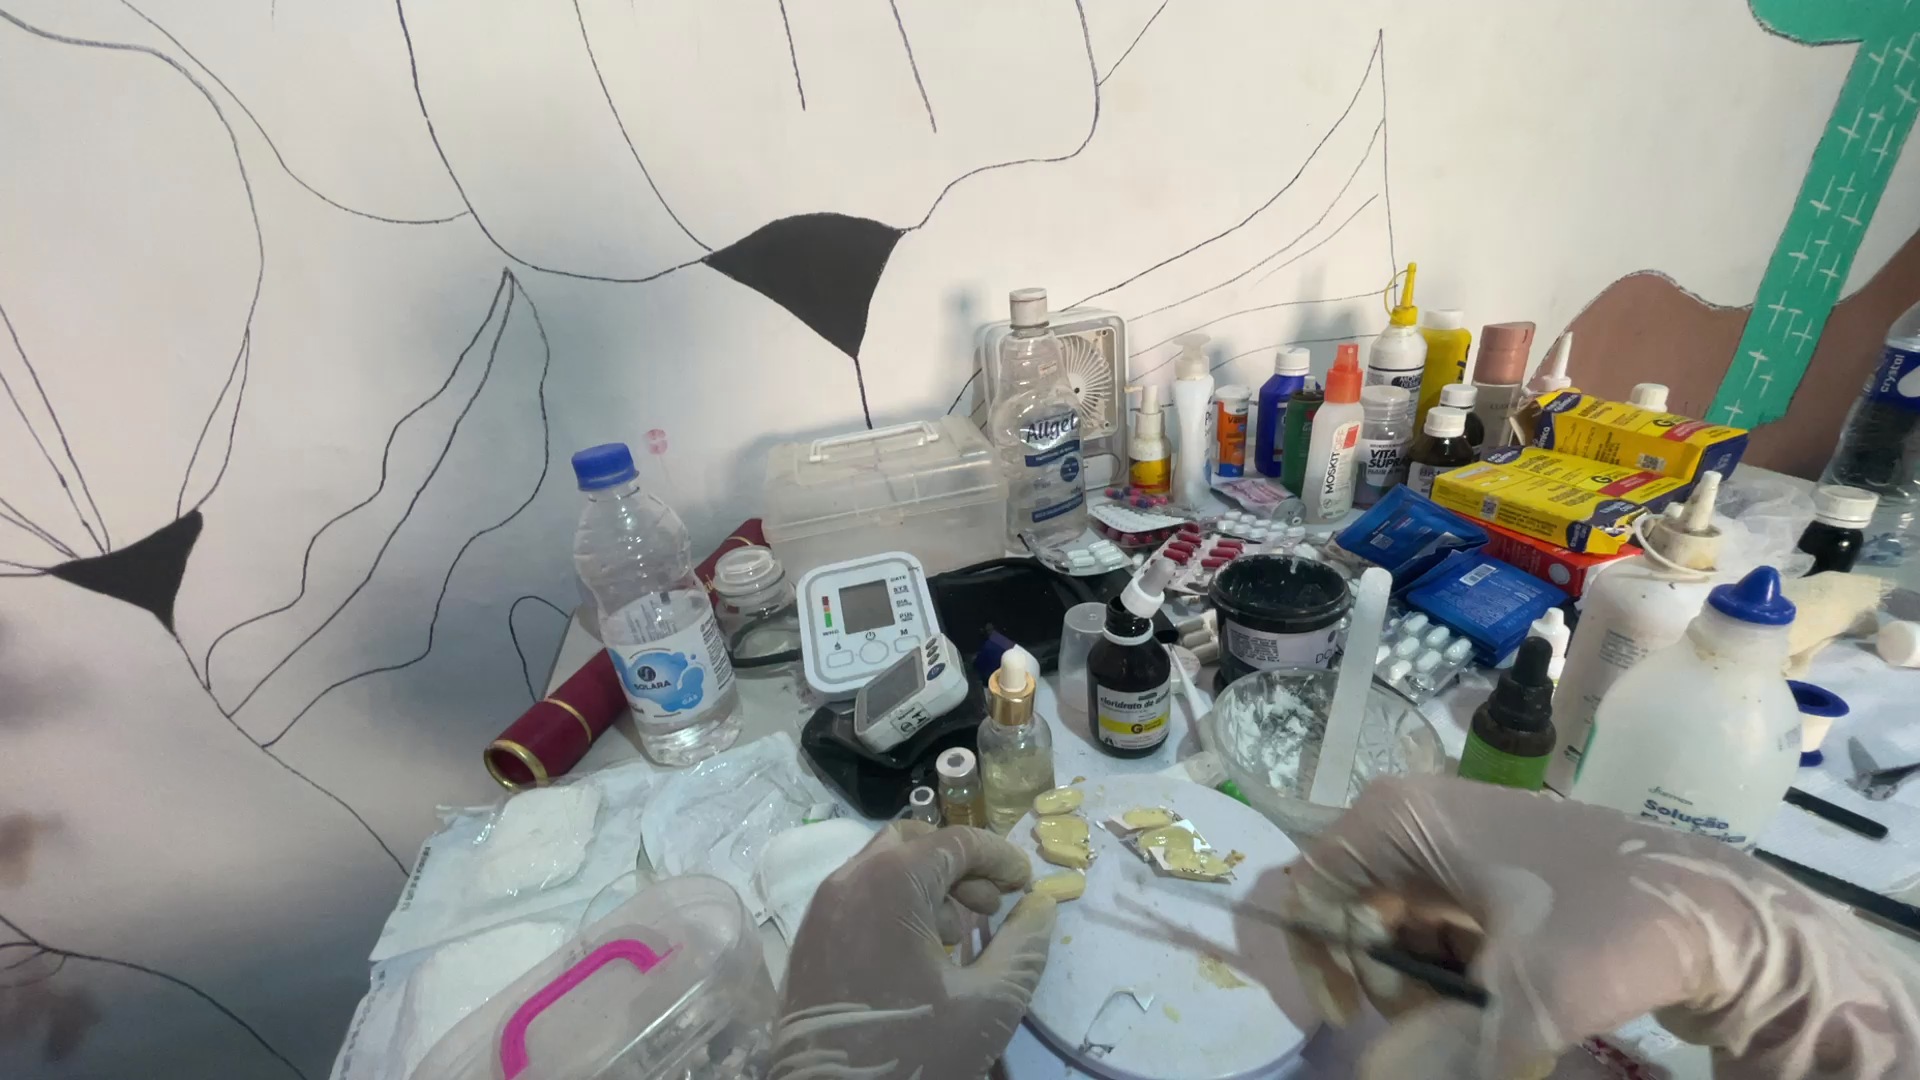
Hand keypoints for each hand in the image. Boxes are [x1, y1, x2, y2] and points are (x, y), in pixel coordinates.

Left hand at [773, 821, 1055, 1079]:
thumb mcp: (986, 1007)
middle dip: (959, 863)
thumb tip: (1043, 906)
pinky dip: (896, 902)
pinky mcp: (811, 937)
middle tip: (989, 905)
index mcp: (891, 882)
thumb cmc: (911, 1054)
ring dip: (928, 882)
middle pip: (915, 841)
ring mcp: (824, 907)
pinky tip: (917, 953)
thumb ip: (1023, 948)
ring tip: (956, 933)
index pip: (956, 842)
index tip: (1026, 882)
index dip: (999, 855)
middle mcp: (851, 879)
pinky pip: (860, 894)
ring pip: (884, 865)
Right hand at [1283, 775, 1919, 1079]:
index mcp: (1393, 817)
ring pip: (1388, 917)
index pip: (1313, 882)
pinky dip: (1444, 965)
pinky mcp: (1471, 867)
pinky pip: (1428, 920)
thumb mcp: (1532, 988)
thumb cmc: (1612, 920)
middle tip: (1426, 1022)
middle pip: (1348, 902)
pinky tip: (1487, 993)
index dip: (1315, 953)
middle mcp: (1403, 819)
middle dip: (1375, 972)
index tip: (1342, 1019)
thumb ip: (1451, 1042)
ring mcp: (1438, 840)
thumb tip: (1382, 1075)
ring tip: (1468, 1013)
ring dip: (1413, 974)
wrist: (1726, 909)